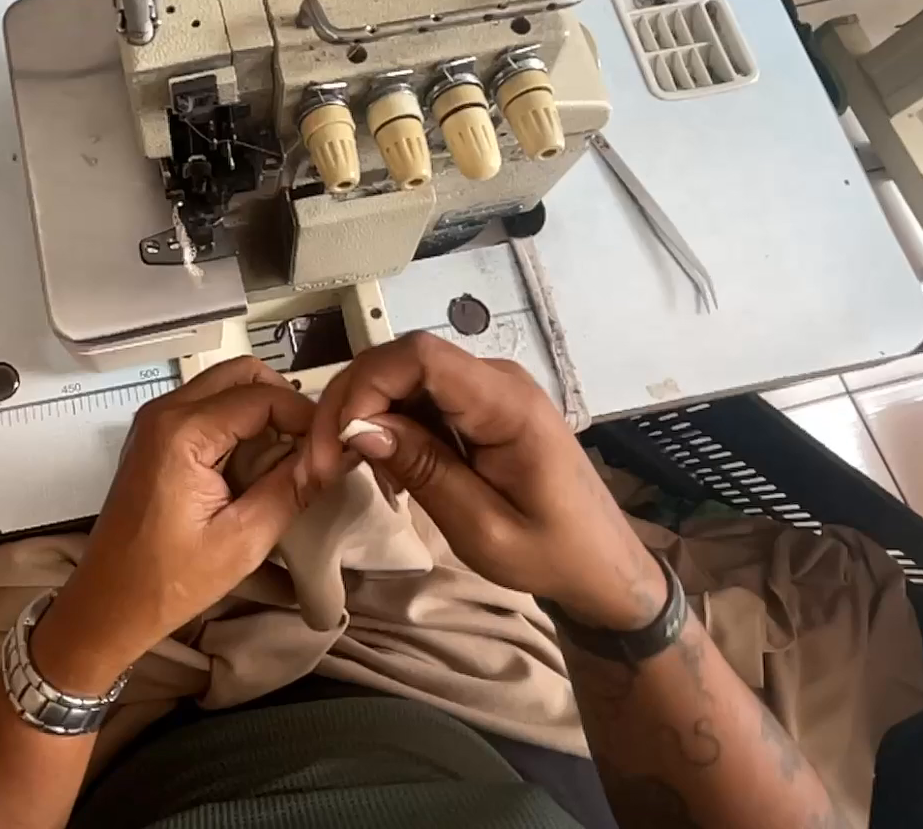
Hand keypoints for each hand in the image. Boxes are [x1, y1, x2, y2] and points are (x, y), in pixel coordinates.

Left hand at [32, 357, 323, 692]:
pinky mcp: (153, 433)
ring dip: (260, 407)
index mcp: (183, 432)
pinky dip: (236, 417)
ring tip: (286, 454)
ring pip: (223, 383)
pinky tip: (252, 459)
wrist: (107, 603)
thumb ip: (292, 488)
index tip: (330, 446)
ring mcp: (154, 418)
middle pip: (241, 372)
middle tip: (308, 444)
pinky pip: (205, 403)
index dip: (305, 416)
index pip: (262, 396)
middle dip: (282, 399)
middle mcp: (164, 411)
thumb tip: (335, 455)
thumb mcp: (244, 540)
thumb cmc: (170, 580)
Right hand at [308, 333, 664, 630]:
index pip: (419, 356)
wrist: (604, 566)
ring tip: (338, 463)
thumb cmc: (552, 555)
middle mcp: (495, 379)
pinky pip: (415, 394)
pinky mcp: (475, 402)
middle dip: (349, 401)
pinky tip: (374, 459)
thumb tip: (356, 426)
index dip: (365, 385)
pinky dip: (381, 420)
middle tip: (318, 460)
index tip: (337, 441)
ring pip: (399, 374)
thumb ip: (423, 470)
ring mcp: (485, 387)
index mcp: (507, 405)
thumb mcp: (483, 529)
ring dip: (359, 411)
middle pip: (399, 359)